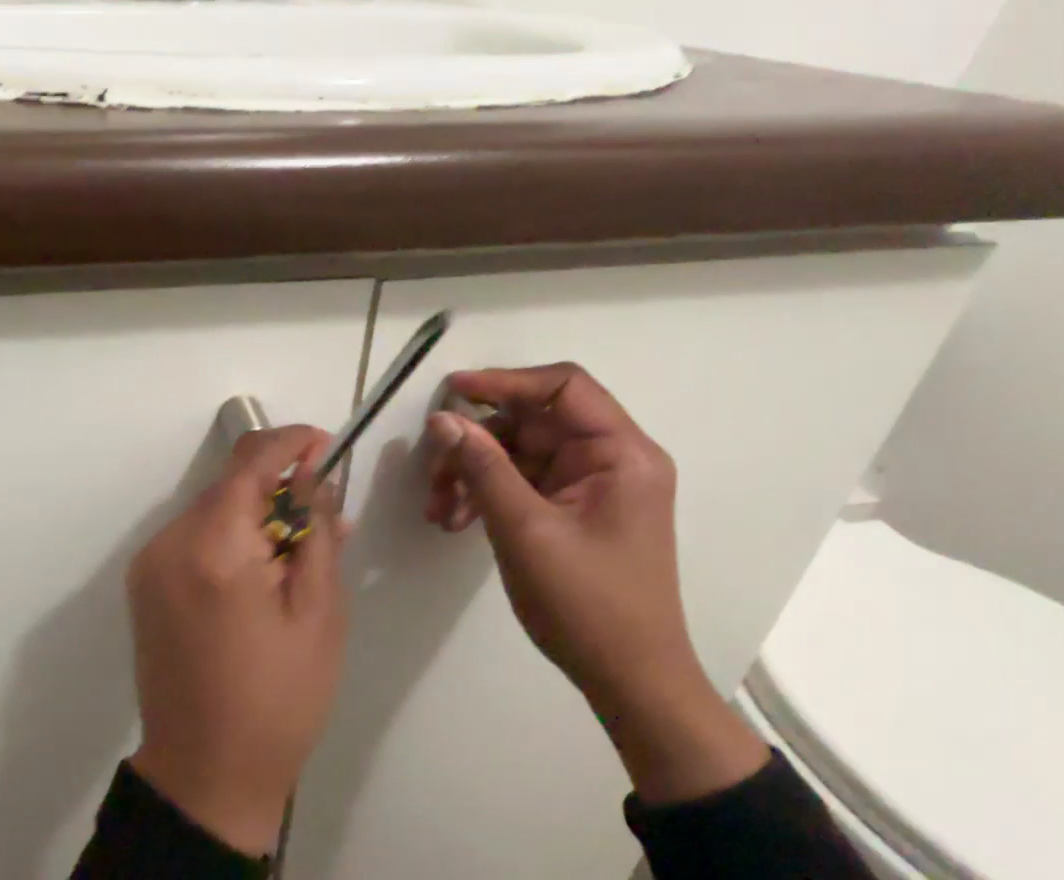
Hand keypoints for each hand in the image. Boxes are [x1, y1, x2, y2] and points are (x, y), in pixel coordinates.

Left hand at [126, 426, 347, 854]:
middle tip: (323, 518)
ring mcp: (148, 563)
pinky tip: (255, 578)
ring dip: (252, 517)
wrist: (205, 772)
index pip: (249, 462)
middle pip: (228, 485)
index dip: (290, 443)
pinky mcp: (142, 585)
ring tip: (294, 558)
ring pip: (210, 511)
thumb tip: (316, 480)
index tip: (324, 447)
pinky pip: (191, 539)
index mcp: (213, 547)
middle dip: (276, 488)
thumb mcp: (318, 615)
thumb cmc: (277, 700)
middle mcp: (169, 542)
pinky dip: (226, 540)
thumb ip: (316, 534)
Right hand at [423, 364, 766, 803]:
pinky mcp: (575, 510)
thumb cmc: (588, 605)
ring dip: (474, 472)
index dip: (504, 381)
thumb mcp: (526, 530)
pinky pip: (523, 482)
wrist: (630, 682)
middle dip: (477, 442)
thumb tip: (443, 419)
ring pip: (520, 452)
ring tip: (438, 509)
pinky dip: (488, 494)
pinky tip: (456, 520)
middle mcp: (612, 460)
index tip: (451, 393)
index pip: (563, 387)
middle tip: (433, 471)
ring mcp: (593, 486)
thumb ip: (483, 467)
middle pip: (533, 421)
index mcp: (621, 454)